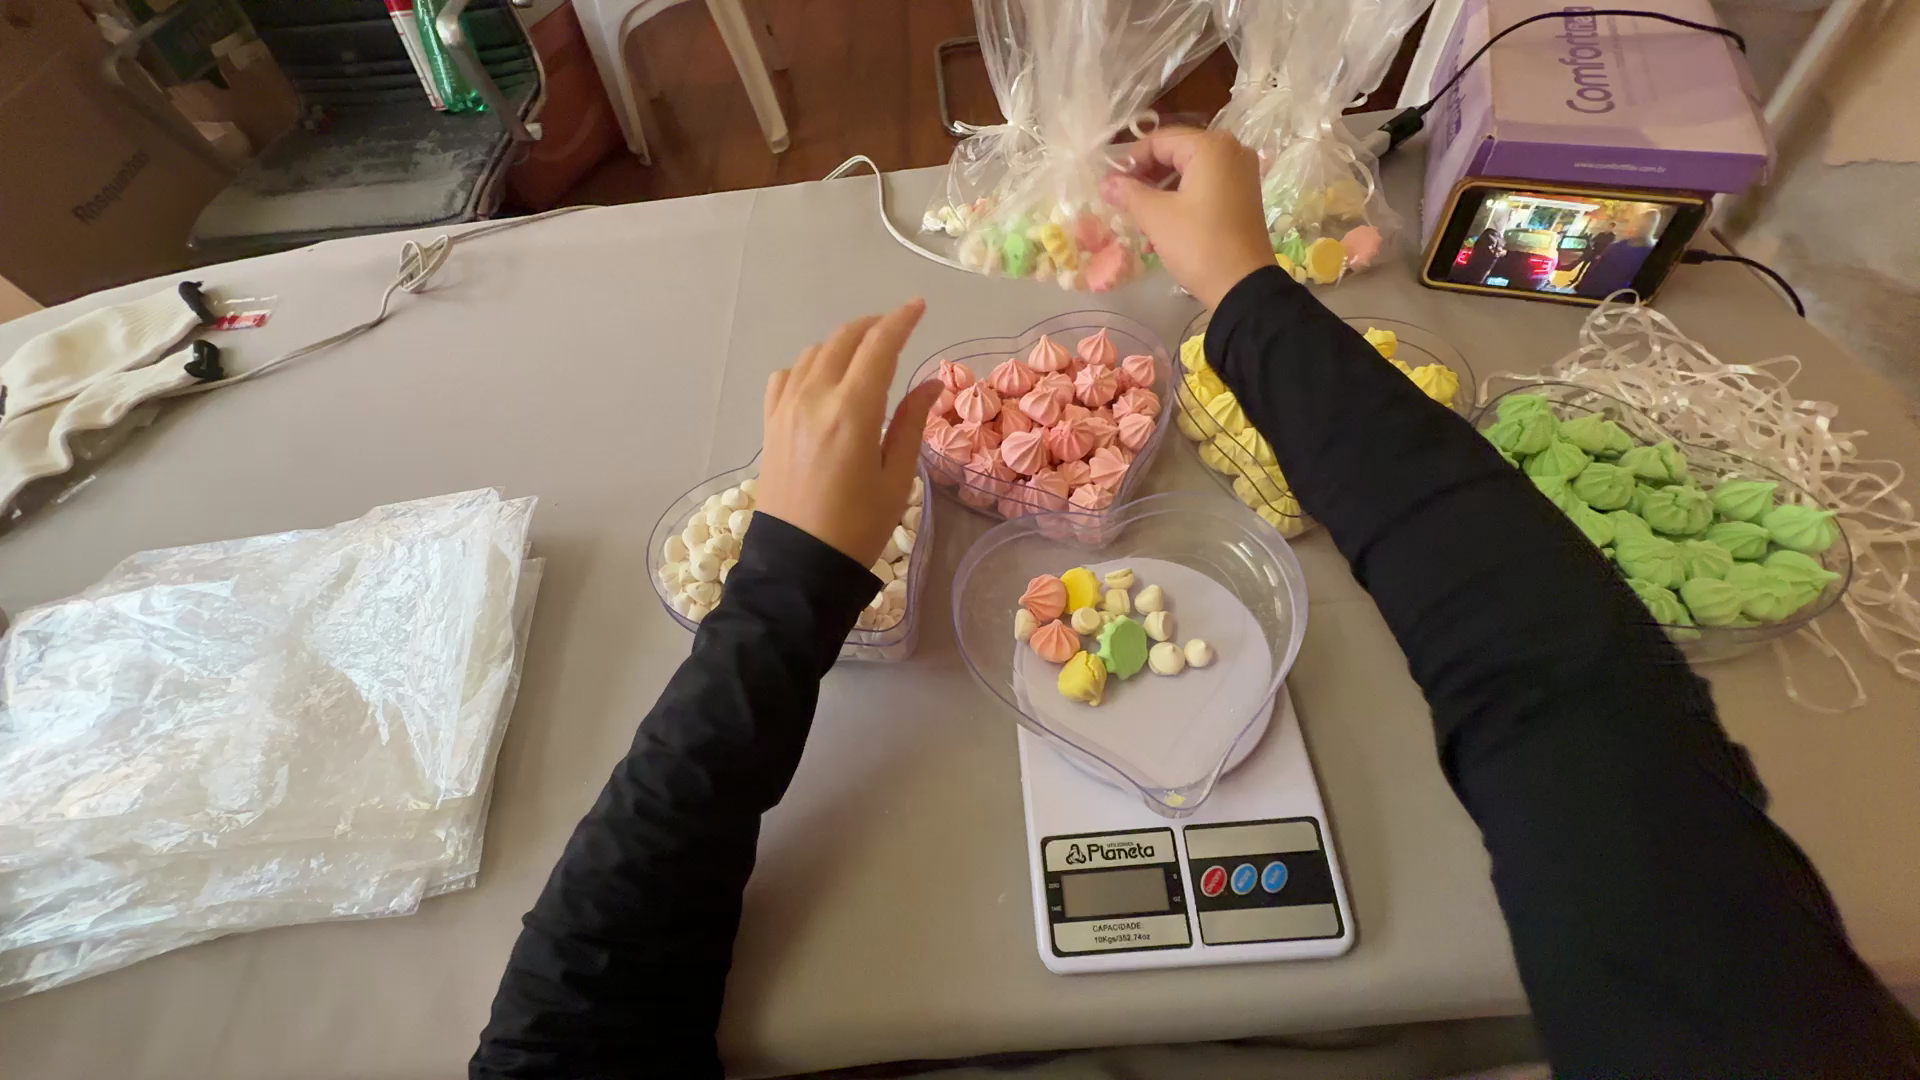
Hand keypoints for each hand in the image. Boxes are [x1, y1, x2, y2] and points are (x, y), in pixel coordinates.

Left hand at [757, 300, 942, 567]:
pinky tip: (823, 376)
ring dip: (843, 342)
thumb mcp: (896, 477)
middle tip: (896, 327)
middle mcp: (815, 397)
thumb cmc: (858, 526)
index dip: (901, 321)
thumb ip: (912, 422)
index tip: (918, 306)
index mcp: (852, 411)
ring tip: (865, 350)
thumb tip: (930, 381)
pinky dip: (810, 364)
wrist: (798, 563)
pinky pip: (788, 375)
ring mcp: (786, 408)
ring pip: (815, 353)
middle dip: (873, 326)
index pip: (879, 347)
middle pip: (844, 341)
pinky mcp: (771, 423)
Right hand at [1101, 127, 1273, 308]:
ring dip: (1159, 194)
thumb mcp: (1157, 218)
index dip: (1130, 160)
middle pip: (1176, 154)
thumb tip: (1106, 183)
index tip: (1108, 183)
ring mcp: (1240, 175)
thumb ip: (1129, 194)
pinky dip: (1180, 203)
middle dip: (1145, 178)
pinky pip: (1203, 190)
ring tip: (1137, 219)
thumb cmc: (1198, 244)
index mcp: (1211, 147)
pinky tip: (1160, 230)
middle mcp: (1230, 151)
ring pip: (1188, 174)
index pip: (1160, 140)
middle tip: (1120, 200)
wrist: (1241, 285)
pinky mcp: (1241, 197)